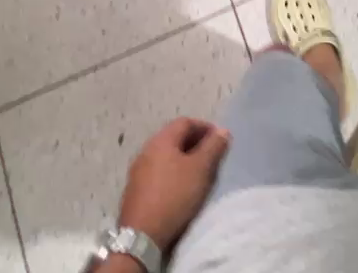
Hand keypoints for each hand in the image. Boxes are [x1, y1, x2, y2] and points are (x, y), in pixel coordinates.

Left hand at [116, 117, 230, 250]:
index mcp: (161, 140)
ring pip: (165, 156)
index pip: (185, 122)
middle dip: (195, 143)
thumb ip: (213, 147)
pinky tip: (179, 188)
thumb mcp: (201, 169)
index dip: (205, 127)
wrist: (141, 235)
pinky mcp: (134, 191)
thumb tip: (223, 131)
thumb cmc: (175, 195)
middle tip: (211, 155)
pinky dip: (171, 173)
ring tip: (198, 173)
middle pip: (174, 138)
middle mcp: (146, 150)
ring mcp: (137, 172)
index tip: (219, 140)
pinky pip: (157, 173)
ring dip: (183, 159)